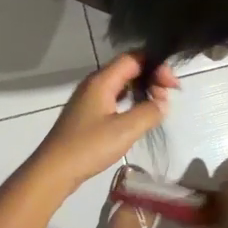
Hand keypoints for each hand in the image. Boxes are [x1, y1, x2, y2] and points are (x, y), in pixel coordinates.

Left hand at [29, 54, 178, 189]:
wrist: (54, 169)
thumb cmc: (89, 147)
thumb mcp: (125, 129)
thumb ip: (149, 112)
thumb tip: (163, 103)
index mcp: (101, 81)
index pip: (133, 58)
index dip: (157, 66)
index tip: (172, 86)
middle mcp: (94, 85)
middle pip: (127, 69)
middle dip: (151, 78)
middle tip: (167, 99)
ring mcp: (89, 100)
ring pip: (121, 85)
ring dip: (141, 92)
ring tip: (158, 108)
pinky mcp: (87, 115)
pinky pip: (113, 100)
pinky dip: (130, 103)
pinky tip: (138, 117)